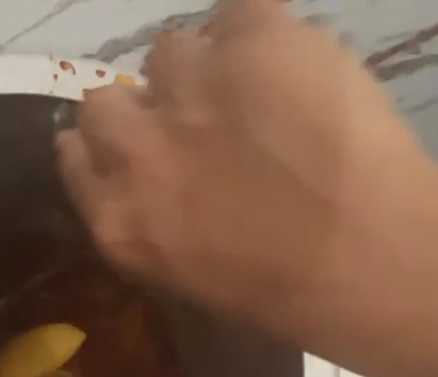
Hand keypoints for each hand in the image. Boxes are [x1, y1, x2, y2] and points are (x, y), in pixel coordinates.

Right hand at [56, 0, 437, 342]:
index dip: (102, 145)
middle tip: (189, 122)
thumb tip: (150, 170)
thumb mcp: (181, 270)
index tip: (133, 147)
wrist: (362, 255)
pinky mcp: (253, 37)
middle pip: (102, 99)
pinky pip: (236, 12)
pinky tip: (287, 68)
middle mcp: (135, 147)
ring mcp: (190, 86)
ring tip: (251, 95)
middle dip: (139, 107)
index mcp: (116, 217)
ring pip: (168, 51)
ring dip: (199, 71)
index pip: (74, 153)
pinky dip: (255, 33)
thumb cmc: (276, 288)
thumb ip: (147, 215)